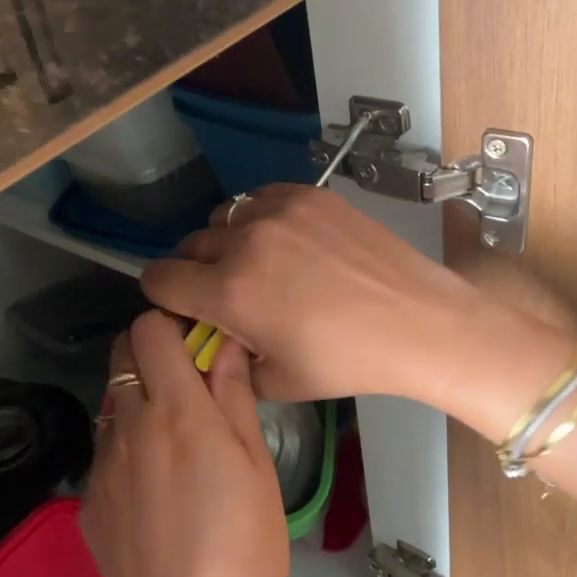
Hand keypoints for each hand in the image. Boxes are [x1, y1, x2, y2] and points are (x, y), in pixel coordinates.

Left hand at [80, 311, 286, 576]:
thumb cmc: (249, 542)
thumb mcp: (256, 462)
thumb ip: (234, 394)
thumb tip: (224, 343)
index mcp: (176, 409)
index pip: (148, 327)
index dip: (169, 323)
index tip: (195, 341)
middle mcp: (127, 427)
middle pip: (120, 357)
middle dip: (149, 356)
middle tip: (188, 389)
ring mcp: (100, 468)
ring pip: (110, 407)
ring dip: (137, 405)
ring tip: (175, 449)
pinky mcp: (87, 506)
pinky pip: (103, 458)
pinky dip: (125, 454)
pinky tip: (156, 497)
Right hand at [140, 184, 571, 413]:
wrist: (417, 321)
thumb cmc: (347, 361)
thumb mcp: (277, 382)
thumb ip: (228, 360)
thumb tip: (211, 338)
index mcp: (230, 293)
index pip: (159, 280)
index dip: (164, 297)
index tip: (183, 306)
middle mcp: (244, 243)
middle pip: (188, 246)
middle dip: (197, 271)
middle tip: (230, 292)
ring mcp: (278, 212)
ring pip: (222, 217)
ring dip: (228, 240)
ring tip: (260, 263)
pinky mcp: (309, 194)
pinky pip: (259, 198)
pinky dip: (260, 217)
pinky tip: (288, 241)